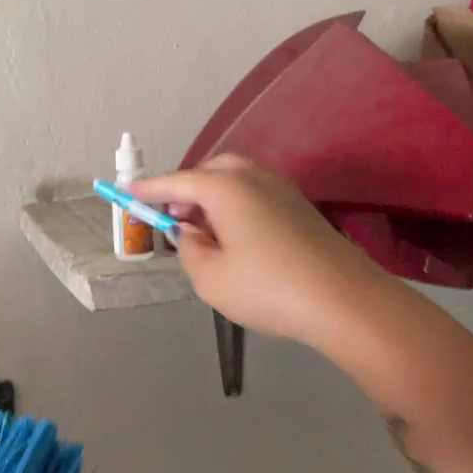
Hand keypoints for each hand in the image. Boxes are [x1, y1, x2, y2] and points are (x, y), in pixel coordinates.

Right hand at [132, 154, 389, 343]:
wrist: (344, 302)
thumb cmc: (267, 288)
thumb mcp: (209, 277)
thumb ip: (189, 249)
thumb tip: (192, 233)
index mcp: (225, 188)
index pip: (177, 182)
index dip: (150, 189)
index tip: (127, 192)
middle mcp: (254, 179)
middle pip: (211, 171)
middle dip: (187, 188)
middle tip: (173, 218)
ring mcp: (283, 191)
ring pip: (236, 181)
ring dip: (213, 198)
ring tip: (203, 231)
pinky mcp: (301, 210)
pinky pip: (255, 195)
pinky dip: (236, 206)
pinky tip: (235, 238)